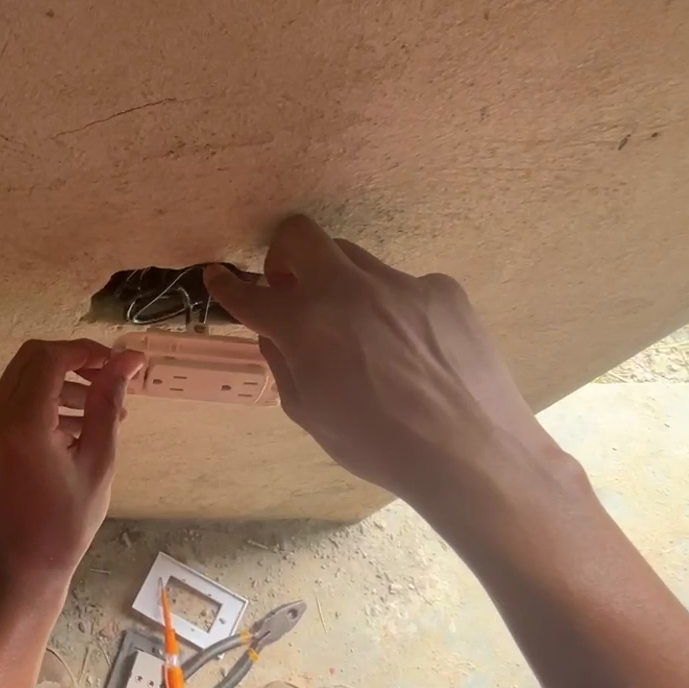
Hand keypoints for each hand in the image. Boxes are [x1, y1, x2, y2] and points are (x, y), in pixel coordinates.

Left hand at [0, 339, 144, 597]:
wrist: (21, 566)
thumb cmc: (65, 523)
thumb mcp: (97, 461)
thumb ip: (108, 404)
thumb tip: (129, 360)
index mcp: (22, 421)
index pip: (51, 358)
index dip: (87, 351)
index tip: (119, 364)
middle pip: (33, 358)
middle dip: (74, 361)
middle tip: (109, 380)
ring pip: (23, 377)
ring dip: (61, 381)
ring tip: (102, 409)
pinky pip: (15, 401)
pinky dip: (45, 400)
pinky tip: (78, 427)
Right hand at [204, 216, 557, 505]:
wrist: (471, 452)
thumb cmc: (376, 445)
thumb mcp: (308, 413)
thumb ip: (282, 364)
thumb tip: (274, 333)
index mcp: (306, 325)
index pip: (250, 294)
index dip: (227, 285)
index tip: (217, 276)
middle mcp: (348, 290)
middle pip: (301, 236)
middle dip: (283, 255)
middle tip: (290, 288)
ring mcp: (399, 283)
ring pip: (352, 259)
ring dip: (338, 284)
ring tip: (357, 330)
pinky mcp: (441, 289)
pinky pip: (400, 285)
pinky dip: (389, 307)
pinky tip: (408, 348)